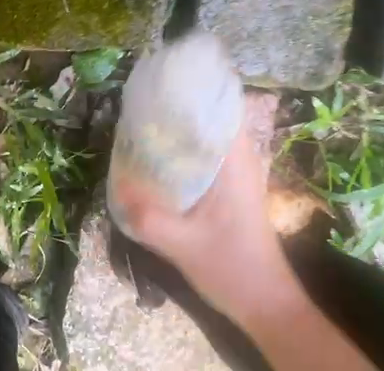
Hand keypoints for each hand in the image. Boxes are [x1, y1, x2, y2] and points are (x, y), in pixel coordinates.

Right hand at [111, 95, 297, 323]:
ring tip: (138, 123)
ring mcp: (234, 171)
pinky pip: (200, 153)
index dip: (188, 84)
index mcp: (234, 157)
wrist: (267, 305)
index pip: (217, 100)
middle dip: (173, 103)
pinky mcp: (227, 187)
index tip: (156, 77)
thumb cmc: (233, 268)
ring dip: (174, 127)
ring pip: (202, 133)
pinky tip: (152, 158)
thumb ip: (147, 217)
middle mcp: (237, 155)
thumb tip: (116, 187)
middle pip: (205, 112)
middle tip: (136, 101)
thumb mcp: (183, 246)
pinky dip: (178, 149)